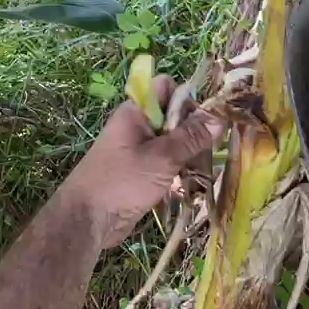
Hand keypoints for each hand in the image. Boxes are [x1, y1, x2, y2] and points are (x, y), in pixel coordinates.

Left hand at [60, 75, 222, 247]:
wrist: (88, 219)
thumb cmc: (122, 181)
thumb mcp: (162, 157)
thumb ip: (191, 137)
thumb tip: (220, 116)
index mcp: (136, 112)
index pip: (166, 88)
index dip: (186, 99)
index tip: (204, 121)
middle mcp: (138, 126)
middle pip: (174, 117)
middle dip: (194, 131)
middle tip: (210, 149)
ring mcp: (140, 150)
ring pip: (174, 142)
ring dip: (190, 154)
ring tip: (204, 170)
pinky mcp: (143, 172)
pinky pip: (168, 162)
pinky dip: (181, 170)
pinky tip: (194, 183)